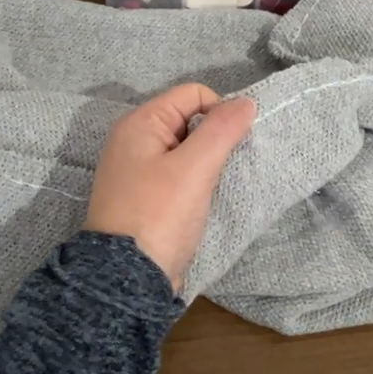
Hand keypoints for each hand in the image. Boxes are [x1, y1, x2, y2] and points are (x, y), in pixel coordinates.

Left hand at [83, 83, 256, 292]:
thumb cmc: (159, 215)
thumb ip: (222, 130)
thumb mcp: (195, 168)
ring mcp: (136, 171)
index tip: (234, 144)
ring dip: (207, 163)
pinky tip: (204, 200)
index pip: (193, 94)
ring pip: (186, 150)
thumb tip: (247, 102)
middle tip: (227, 167)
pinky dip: (195, 182)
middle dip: (215, 138)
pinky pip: (177, 175)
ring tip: (216, 186)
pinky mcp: (143, 197)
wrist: (126, 278)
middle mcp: (133, 140)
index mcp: (140, 123)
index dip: (220, 111)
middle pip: (189, 120)